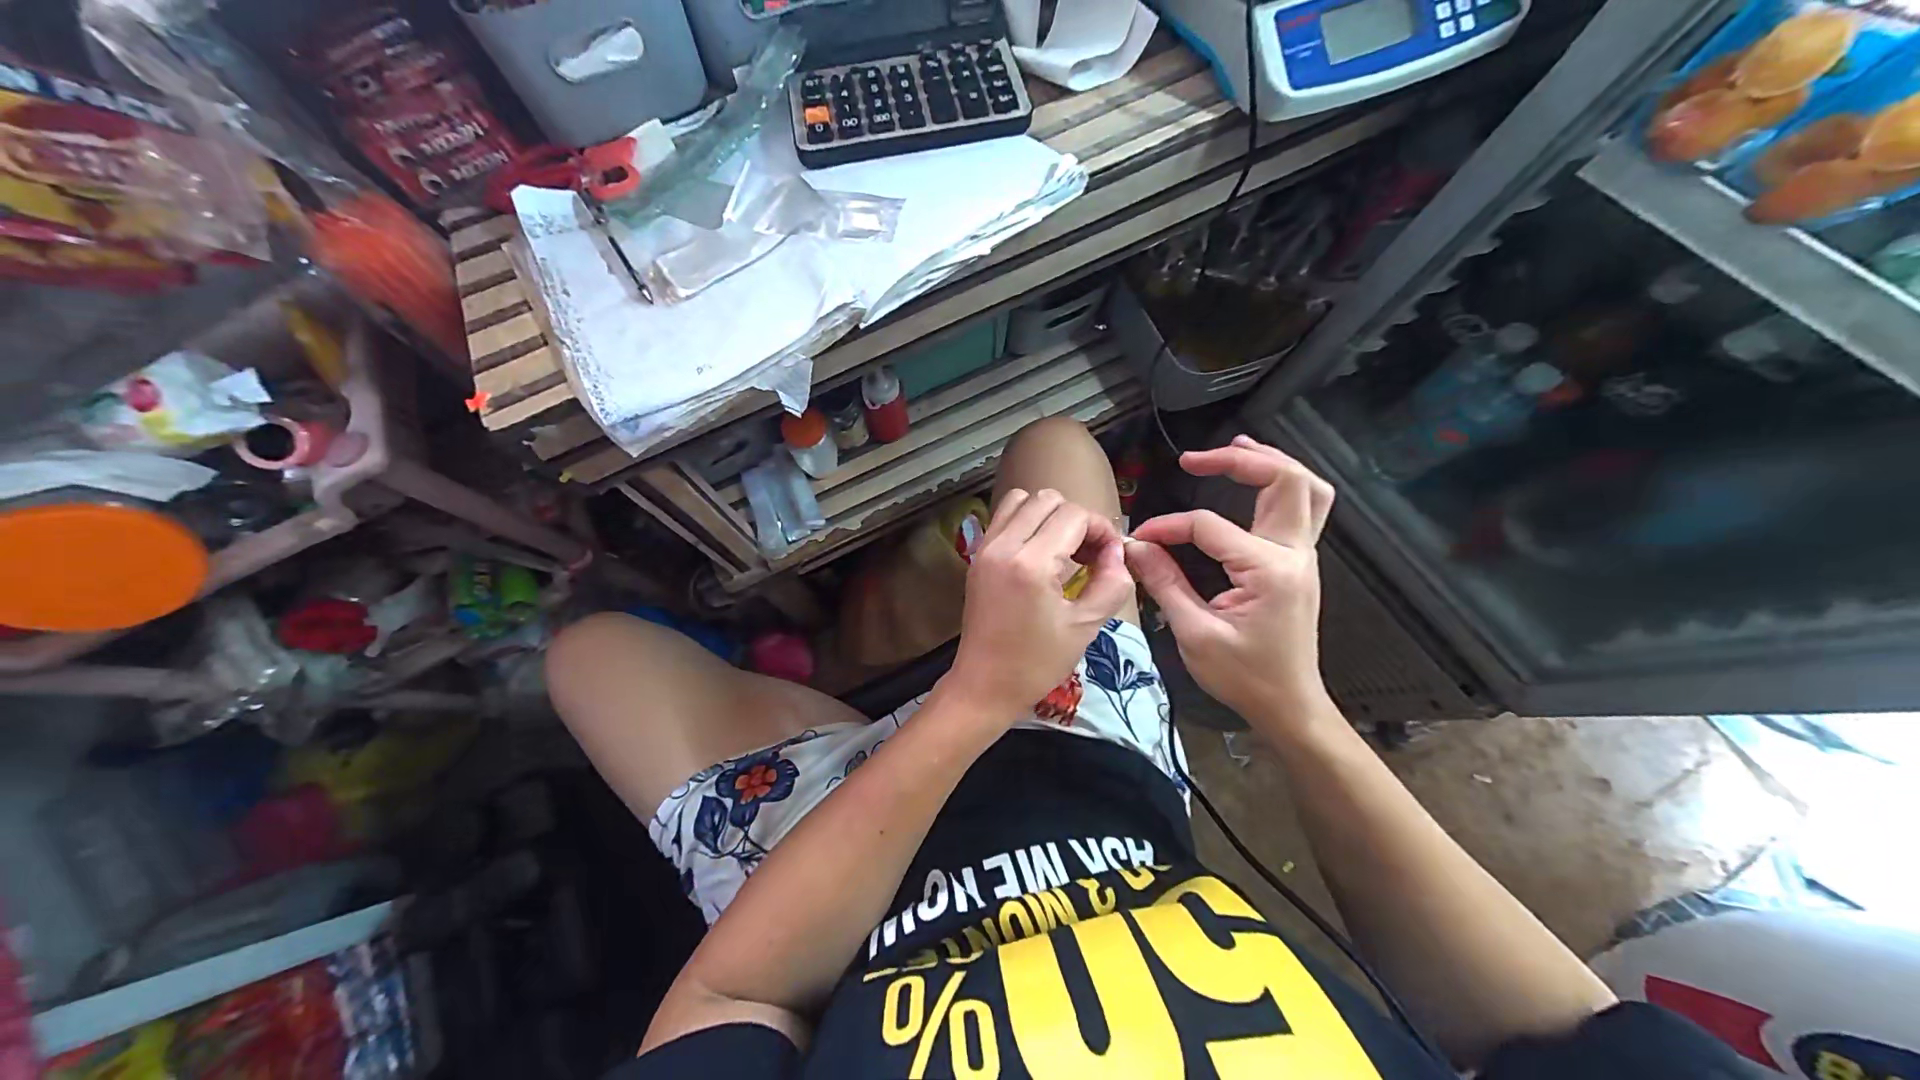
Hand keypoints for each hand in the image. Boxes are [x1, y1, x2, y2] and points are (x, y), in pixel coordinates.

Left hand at [942, 488, 1133, 718]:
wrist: (984, 685)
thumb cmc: (1036, 663)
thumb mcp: (1086, 627)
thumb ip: (1111, 583)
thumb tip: (1118, 553)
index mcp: (1031, 563)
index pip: (1074, 515)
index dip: (1101, 530)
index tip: (1111, 557)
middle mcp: (1003, 546)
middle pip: (1048, 499)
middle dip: (1076, 519)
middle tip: (1089, 554)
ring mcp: (985, 548)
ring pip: (1022, 500)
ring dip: (1049, 515)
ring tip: (1064, 550)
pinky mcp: (978, 556)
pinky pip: (1004, 518)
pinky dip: (1027, 522)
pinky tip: (1041, 554)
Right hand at [1124, 436, 1336, 727]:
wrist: (1289, 704)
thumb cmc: (1243, 676)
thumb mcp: (1194, 633)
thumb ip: (1164, 582)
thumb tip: (1135, 547)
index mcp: (1268, 571)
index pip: (1209, 527)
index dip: (1168, 527)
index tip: (1138, 540)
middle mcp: (1294, 555)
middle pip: (1285, 481)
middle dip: (1240, 461)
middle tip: (1195, 460)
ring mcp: (1304, 557)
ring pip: (1308, 489)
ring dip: (1274, 463)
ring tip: (1237, 449)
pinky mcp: (1300, 564)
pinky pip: (1303, 509)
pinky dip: (1282, 485)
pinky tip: (1255, 480)